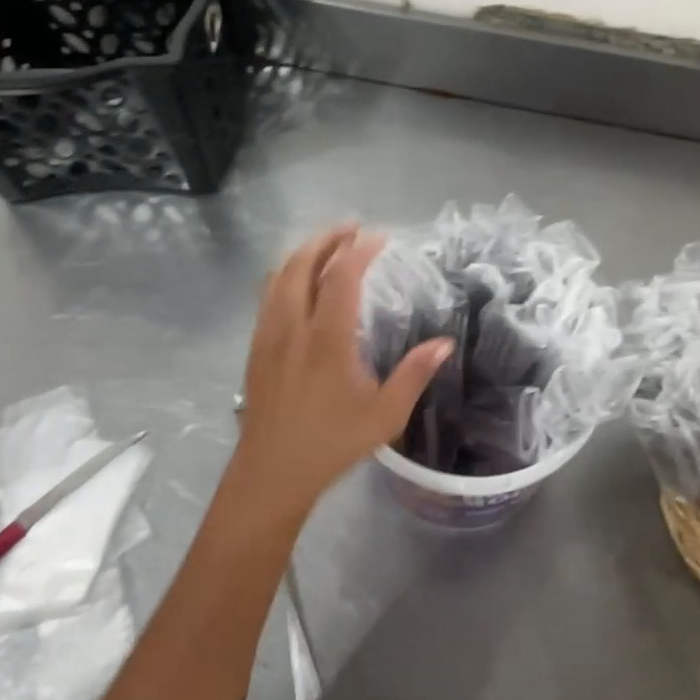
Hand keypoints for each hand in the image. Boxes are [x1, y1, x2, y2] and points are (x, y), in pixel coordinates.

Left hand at [234, 224, 450, 512]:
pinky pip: (267, 295)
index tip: (378, 237)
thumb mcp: (385, 414)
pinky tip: (298, 282)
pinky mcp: (256, 347)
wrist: (272, 470)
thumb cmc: (333, 443)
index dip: (359, 250)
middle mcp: (293, 327)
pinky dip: (285, 274)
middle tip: (351, 229)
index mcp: (327, 339)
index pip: (341, 276)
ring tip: (326, 247)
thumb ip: (414, 374)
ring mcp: (268, 335)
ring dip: (303, 253)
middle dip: (326, 239)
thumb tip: (443, 343)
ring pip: (279, 276)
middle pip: (302, 264)